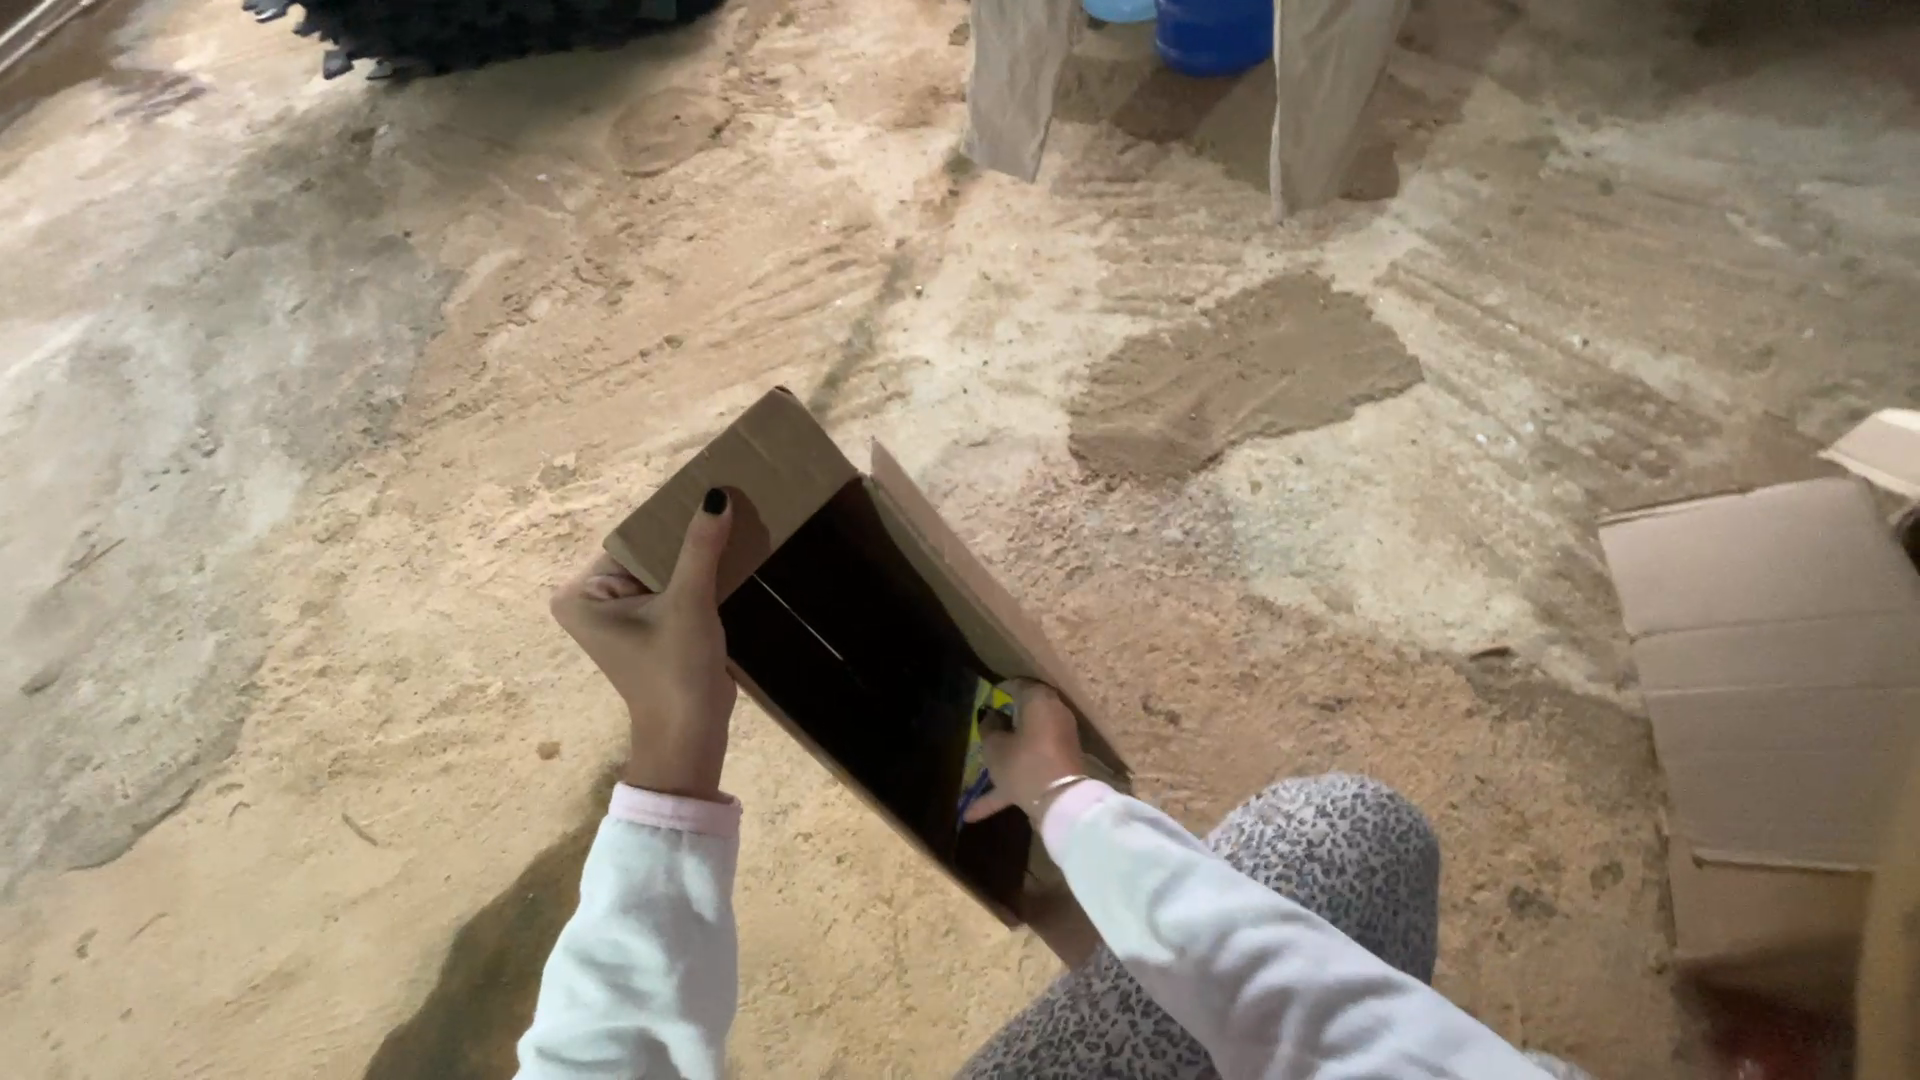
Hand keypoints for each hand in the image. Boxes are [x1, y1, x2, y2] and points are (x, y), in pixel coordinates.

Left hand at [551, 488, 736, 800]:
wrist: (691, 734)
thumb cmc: (675, 671)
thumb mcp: (688, 603)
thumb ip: (700, 548)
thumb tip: (718, 496)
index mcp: (581, 594)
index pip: (632, 540)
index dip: (670, 519)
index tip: (709, 492)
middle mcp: (595, 600)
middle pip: (649, 553)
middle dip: (688, 536)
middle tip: (730, 504)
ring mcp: (626, 614)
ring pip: (667, 568)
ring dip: (700, 554)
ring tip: (737, 522)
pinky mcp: (655, 625)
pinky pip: (678, 587)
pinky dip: (703, 574)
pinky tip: (733, 553)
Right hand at [961, 679, 1085, 822]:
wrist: (1061, 802)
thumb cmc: (1023, 764)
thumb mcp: (995, 746)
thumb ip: (989, 726)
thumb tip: (991, 715)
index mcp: (1038, 700)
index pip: (1017, 685)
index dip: (1000, 690)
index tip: (987, 697)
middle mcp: (1054, 713)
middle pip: (1025, 712)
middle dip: (1006, 720)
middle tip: (987, 724)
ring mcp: (1061, 739)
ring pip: (1027, 741)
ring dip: (1006, 753)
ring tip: (982, 767)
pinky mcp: (1062, 762)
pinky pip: (1033, 763)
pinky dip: (1010, 780)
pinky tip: (974, 813)